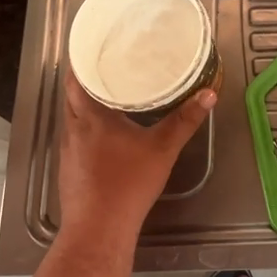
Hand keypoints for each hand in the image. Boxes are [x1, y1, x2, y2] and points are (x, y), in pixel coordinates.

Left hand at [59, 72, 214, 242]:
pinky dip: (87, 127)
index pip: (76, 78)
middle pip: (72, 96)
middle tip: (110, 66)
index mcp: (91, 116)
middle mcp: (73, 129)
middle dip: (87, 80)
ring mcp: (67, 151)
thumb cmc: (127, 183)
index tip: (97, 47)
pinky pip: (76, 137)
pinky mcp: (69, 170)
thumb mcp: (162, 149)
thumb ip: (185, 119)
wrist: (98, 230)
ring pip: (73, 117)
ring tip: (110, 92)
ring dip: (87, 104)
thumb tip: (208, 93)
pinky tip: (106, 133)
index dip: (83, 61)